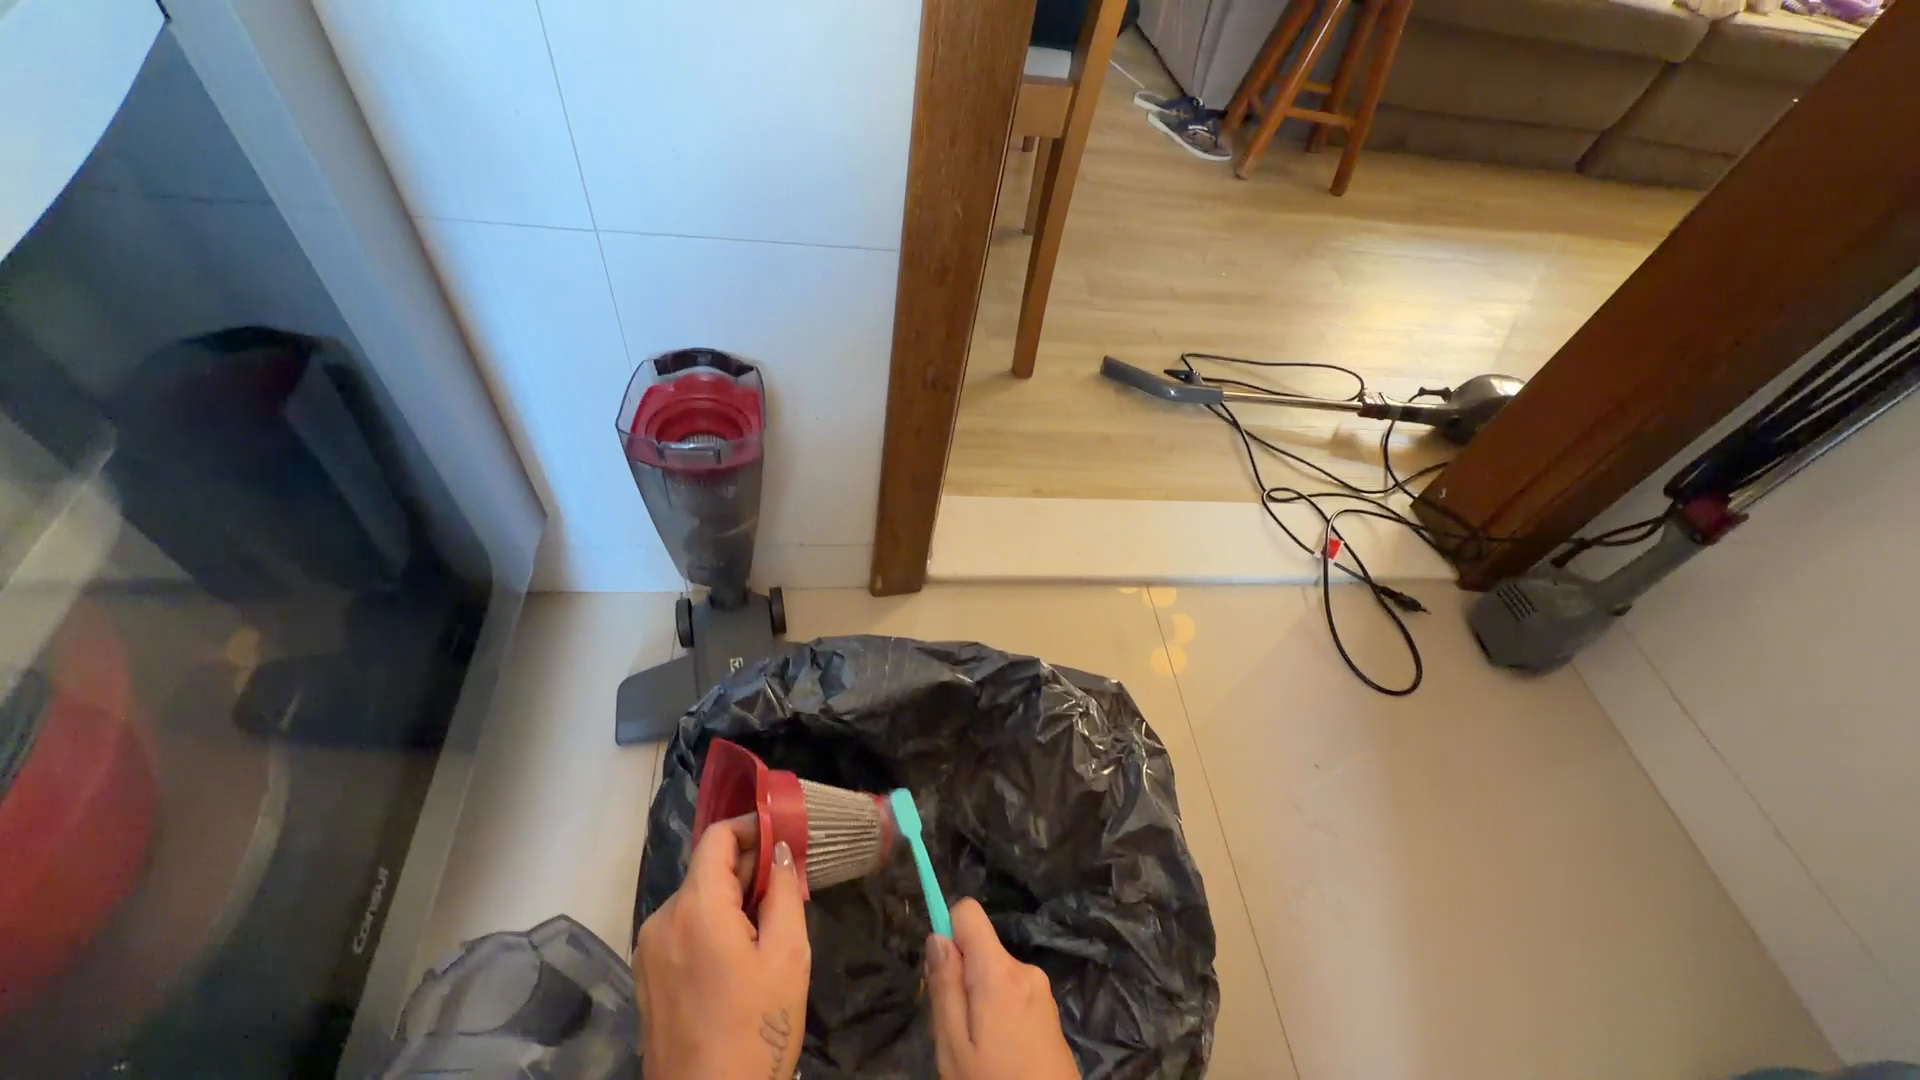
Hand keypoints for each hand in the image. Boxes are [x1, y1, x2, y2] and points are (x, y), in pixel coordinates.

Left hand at [634, 814, 809, 1079]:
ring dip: (734, 900)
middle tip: (791, 889)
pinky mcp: (647, 975)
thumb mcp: (788, 956)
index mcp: (695, 907)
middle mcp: (662, 918)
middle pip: (708, 869)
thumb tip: (782, 850)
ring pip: (697, 899)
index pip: (718, 837)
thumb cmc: (756, 1029)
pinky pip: (684, 928)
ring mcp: (648, 948)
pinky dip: (713, 925)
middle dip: (750, 869)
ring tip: (771, 929)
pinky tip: (741, 956)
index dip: (753, 827)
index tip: (786, 836)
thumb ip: (784, 892)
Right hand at [924, 898, 1079, 1079]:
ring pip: (994, 976)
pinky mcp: (1050, 1013)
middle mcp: (1025, 970)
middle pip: (980, 949)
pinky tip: (999, 1056)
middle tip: (955, 1032)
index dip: (947, 931)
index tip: (939, 972)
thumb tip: (937, 935)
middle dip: (961, 979)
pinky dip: (998, 1015)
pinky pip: (1012, 995)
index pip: (968, 911)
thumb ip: (944, 987)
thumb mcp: (954, 1047)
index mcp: (999, 971)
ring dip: (979, 1002)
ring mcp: (1042, 992)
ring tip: (978, 1052)